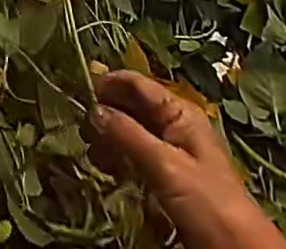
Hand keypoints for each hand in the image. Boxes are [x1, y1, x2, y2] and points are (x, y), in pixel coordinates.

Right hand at [89, 71, 285, 248]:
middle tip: (78, 124)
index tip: (78, 88)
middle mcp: (176, 125)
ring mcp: (173, 152)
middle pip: (134, 106)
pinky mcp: (170, 179)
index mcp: (180, 112)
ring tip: (90, 150)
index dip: (109, 82)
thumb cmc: (207, 203)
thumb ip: (128, 134)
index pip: (138, 84)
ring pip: (133, 132)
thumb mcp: (165, 165)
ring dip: (111, 137)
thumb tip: (94, 109)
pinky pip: (138, 157)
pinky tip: (106, 168)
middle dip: (107, 111)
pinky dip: (120, 158)